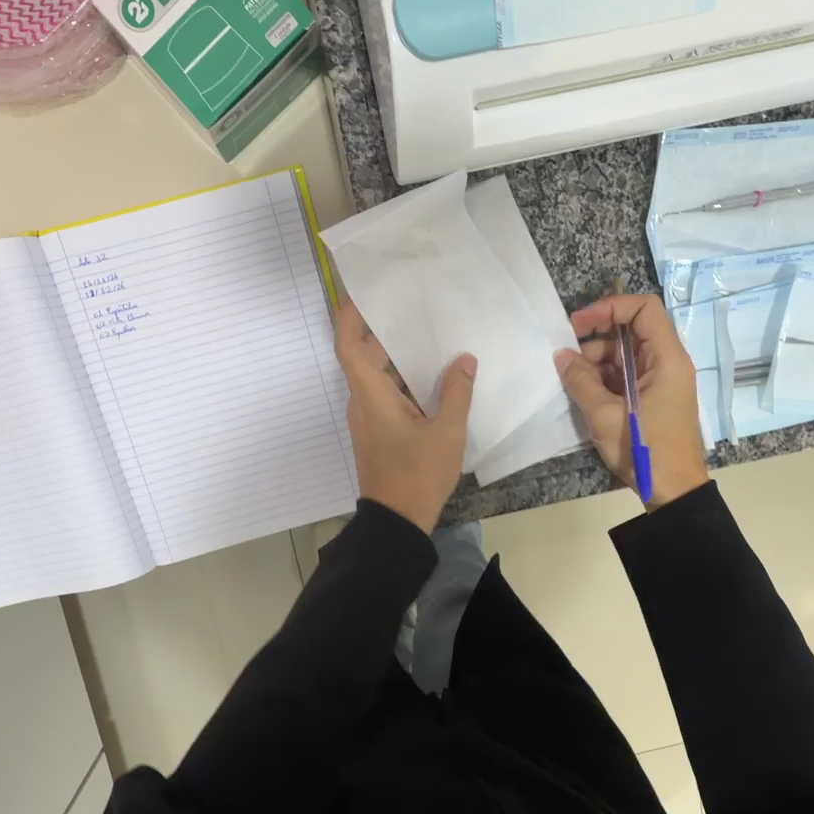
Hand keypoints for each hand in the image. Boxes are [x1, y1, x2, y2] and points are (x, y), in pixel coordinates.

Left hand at [334, 299, 474, 532]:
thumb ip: (456, 393)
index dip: (351, 317)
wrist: (398, 521)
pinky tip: (433, 376)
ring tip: (429, 334)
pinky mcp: (378, 432)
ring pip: (377, 377)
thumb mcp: (446, 433)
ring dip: (397, 357)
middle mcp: (363, 403)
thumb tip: (463, 360)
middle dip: (386, 332)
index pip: (349, 346)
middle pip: (366, 357)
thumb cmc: (417, 475)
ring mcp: (369, 419)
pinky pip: (386, 395)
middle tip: (413, 306)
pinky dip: (403, 381)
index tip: (364, 292)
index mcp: (371, 396)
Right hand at [555, 294, 708, 509]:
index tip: (579, 324)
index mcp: (666, 360)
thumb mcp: (605, 416)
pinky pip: (626, 376)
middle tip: (566, 353)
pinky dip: (603, 379)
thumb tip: (561, 356)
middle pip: (631, 331)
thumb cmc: (645, 450)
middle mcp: (667, 363)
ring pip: (625, 355)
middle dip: (596, 337)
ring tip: (571, 379)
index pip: (644, 309)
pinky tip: (582, 392)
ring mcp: (660, 382)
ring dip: (596, 361)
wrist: (673, 491)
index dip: (610, 308)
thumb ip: (581, 381)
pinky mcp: (652, 399)